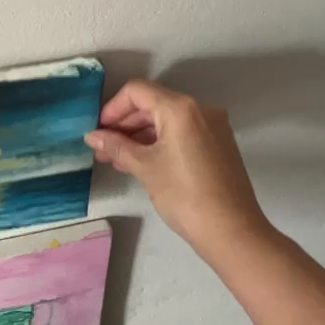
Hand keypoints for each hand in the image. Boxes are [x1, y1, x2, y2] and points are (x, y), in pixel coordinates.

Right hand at [86, 80, 271, 253]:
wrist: (232, 232)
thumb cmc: (184, 195)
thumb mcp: (144, 168)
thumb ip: (116, 146)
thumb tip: (91, 136)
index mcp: (181, 108)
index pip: (137, 91)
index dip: (112, 108)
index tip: (99, 131)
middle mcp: (200, 109)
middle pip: (152, 104)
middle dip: (124, 125)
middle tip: (103, 149)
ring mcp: (212, 127)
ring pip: (166, 120)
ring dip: (140, 136)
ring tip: (118, 160)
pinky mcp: (218, 144)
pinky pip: (181, 133)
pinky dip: (159, 143)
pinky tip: (141, 163)